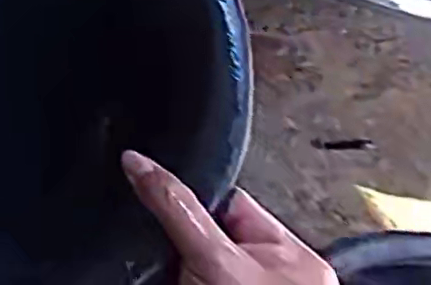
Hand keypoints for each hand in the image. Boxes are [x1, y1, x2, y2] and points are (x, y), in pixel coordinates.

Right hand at [123, 150, 337, 284]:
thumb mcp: (216, 260)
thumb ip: (177, 206)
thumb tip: (135, 159)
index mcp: (294, 256)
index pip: (223, 195)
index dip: (184, 186)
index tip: (148, 180)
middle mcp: (272, 272)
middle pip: (201, 222)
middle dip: (174, 222)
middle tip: (161, 235)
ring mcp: (239, 281)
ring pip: (187, 247)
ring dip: (166, 246)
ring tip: (162, 256)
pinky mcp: (206, 284)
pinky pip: (178, 264)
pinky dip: (163, 262)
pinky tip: (159, 263)